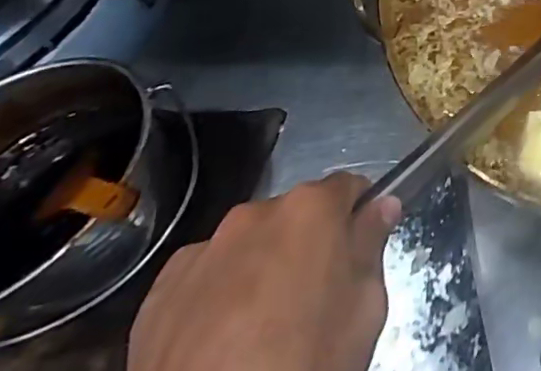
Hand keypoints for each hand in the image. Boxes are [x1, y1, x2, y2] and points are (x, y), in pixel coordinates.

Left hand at [128, 173, 401, 370]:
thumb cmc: (305, 357)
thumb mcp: (365, 305)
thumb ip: (372, 245)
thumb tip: (380, 208)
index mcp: (311, 208)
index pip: (349, 187)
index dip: (360, 215)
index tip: (362, 248)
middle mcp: (255, 215)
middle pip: (296, 214)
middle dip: (309, 242)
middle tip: (316, 293)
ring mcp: (203, 251)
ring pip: (250, 243)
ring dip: (263, 264)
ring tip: (263, 320)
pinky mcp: (160, 292)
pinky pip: (206, 275)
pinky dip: (219, 293)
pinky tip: (222, 336)